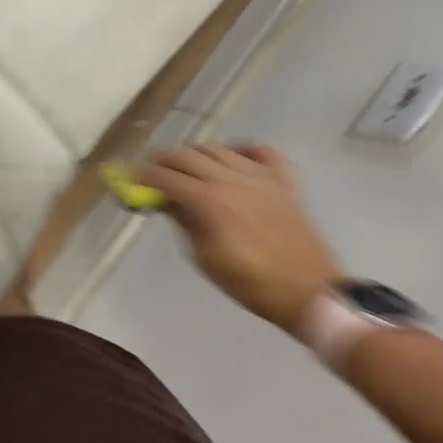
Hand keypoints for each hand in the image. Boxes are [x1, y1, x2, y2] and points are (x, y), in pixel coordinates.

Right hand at [138, 142, 342, 334]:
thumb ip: (184, 223)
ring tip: (186, 164)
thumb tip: (166, 201)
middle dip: (163, 159)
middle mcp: (233, 181)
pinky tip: (231, 157)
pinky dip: (242, 148)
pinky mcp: (286, 183)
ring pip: (218, 148)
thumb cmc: (251, 284)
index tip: (130, 179)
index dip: (143, 175)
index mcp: (210, 203)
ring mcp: (262, 179)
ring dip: (195, 152)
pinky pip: (263, 152)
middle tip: (151, 170)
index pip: (166, 177)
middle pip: (187, 155)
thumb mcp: (204, 259)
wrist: (311, 294)